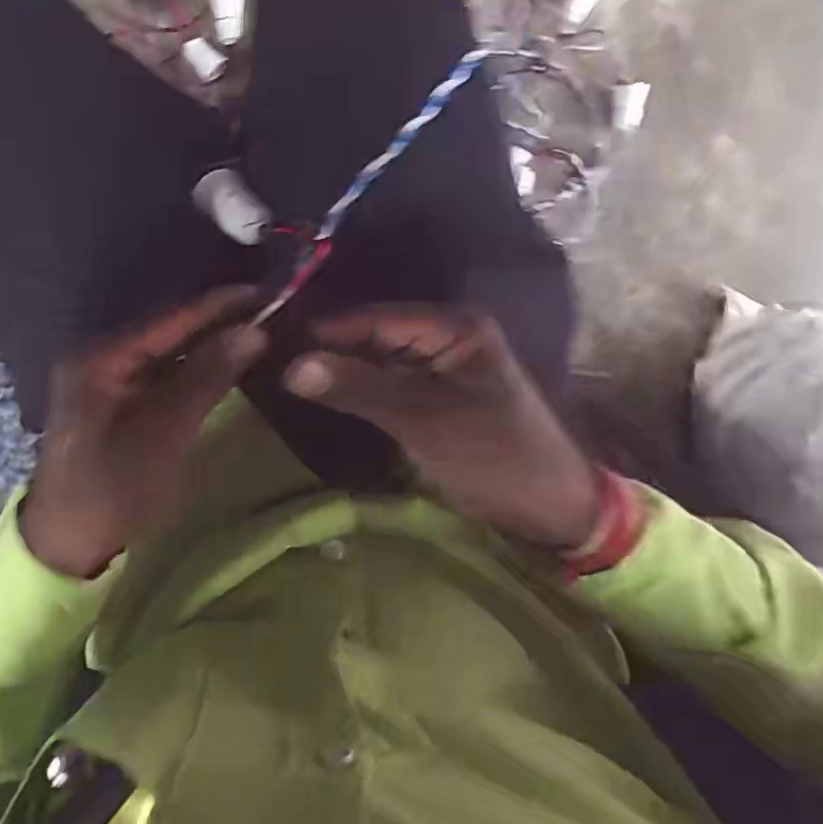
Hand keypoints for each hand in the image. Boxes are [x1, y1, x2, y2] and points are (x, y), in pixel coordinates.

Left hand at [21, 287, 266, 576]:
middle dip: (216, 321)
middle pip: (166, 329)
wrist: (66, 541)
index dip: (218, 304)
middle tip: (268, 311)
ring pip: (165, 349)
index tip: (264, 291)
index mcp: (100, 356)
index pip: (169, 318)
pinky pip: (159, 371)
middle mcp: (98, 354)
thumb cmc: (113, 489)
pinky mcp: (113, 397)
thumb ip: (206, 377)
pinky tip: (223, 362)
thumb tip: (253, 331)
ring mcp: (103, 376)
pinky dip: (191, 367)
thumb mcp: (164, 433)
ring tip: (255, 331)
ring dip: (206, 342)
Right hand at [282, 304, 599, 548]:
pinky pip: (384, 379)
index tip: (274, 344)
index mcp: (453, 326)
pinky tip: (323, 395)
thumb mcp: (421, 419)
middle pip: (372, 333)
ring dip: (339, 370)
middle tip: (274, 364)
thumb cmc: (493, 454)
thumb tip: (290, 367)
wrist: (547, 506)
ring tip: (289, 379)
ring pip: (374, 357)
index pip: (374, 317)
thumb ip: (357, 388)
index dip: (326, 330)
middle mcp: (443, 334)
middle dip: (329, 350)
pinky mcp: (431, 391)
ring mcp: (437, 364)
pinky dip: (356, 388)